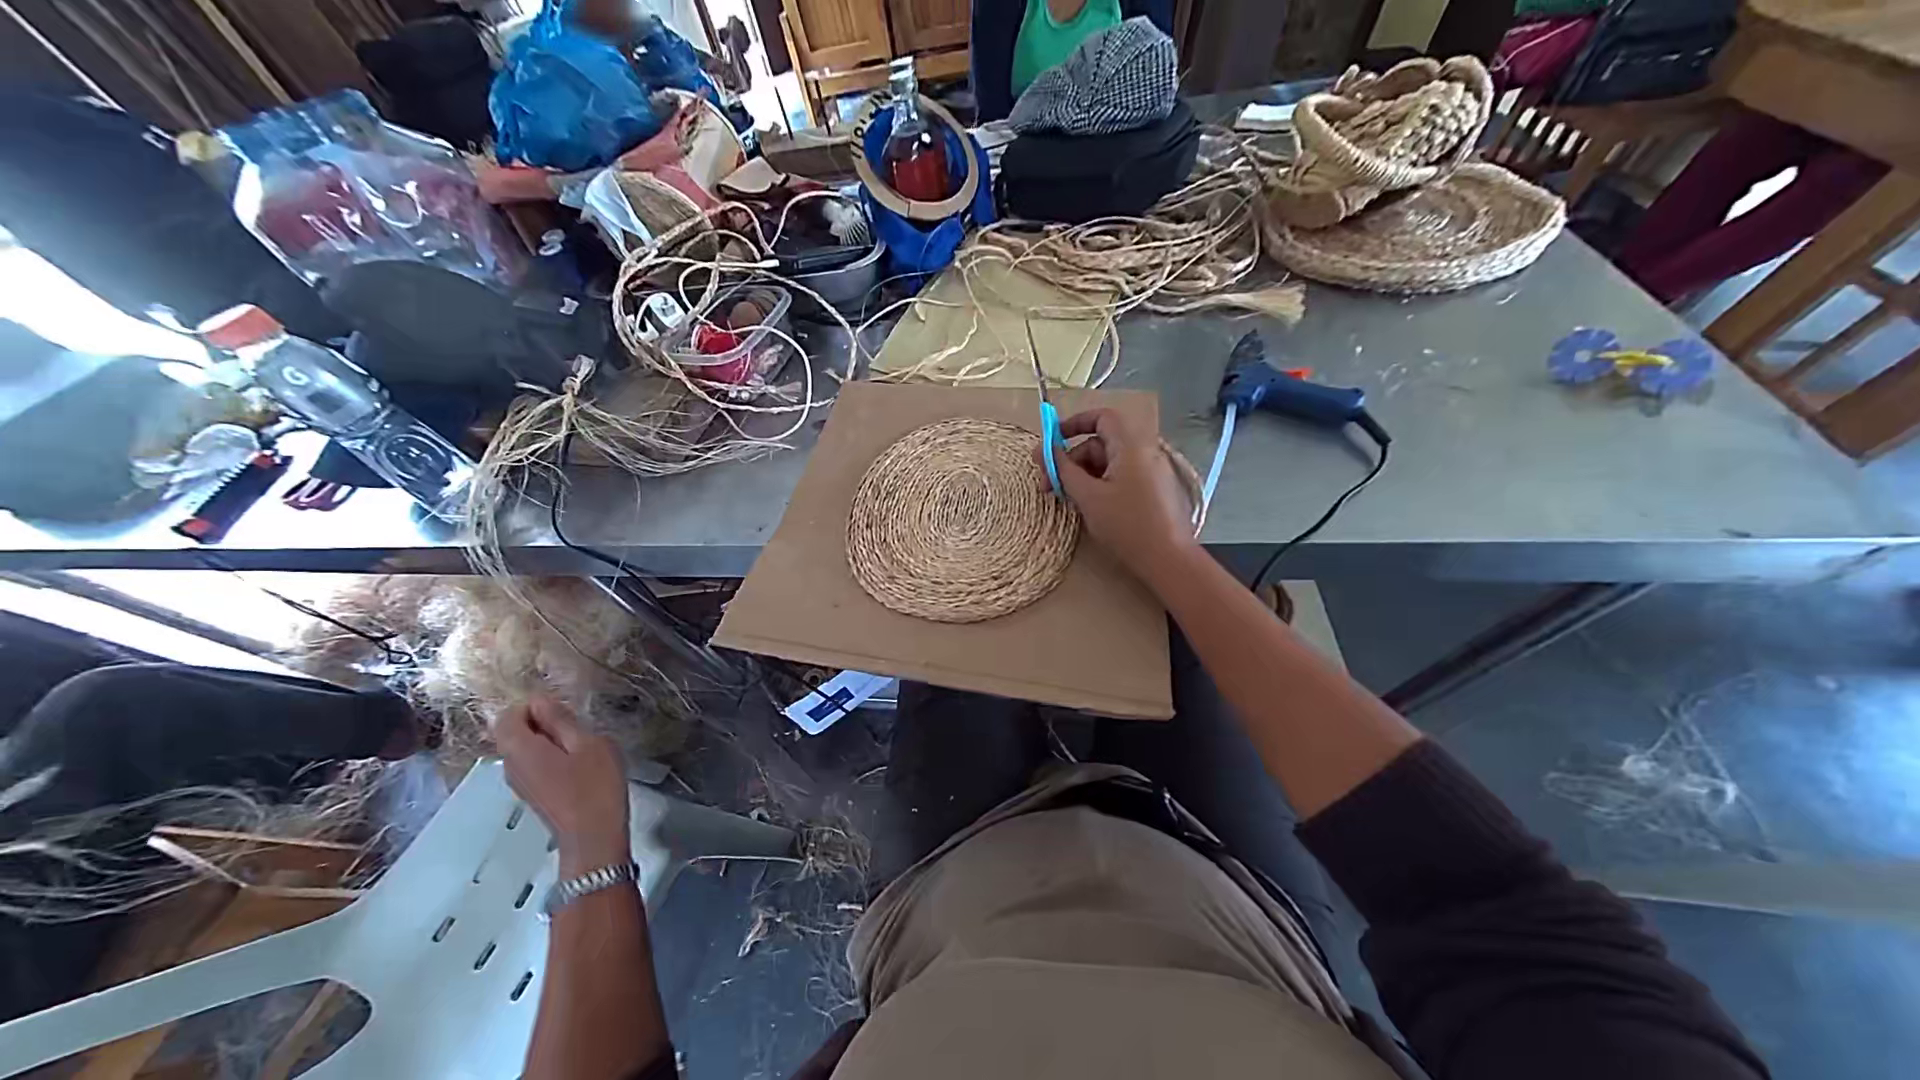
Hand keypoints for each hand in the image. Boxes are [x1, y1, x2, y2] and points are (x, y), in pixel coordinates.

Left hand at [497, 697, 630, 874]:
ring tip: (580, 745)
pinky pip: (530, 764)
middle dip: (539, 722)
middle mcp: (510, 766)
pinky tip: (576, 765)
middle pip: (512, 732)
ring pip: (522, 749)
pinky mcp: (531, 794)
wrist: (593, 836)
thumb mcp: (587, 743)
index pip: (507, 715)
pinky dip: (548, 756)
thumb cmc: (594, 785)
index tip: (564, 712)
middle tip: (576, 727)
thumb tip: (539, 700)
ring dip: (546, 740)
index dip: (532, 706)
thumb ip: (560, 720)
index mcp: (520, 750)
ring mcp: (518, 783)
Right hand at [1044, 407, 1201, 586]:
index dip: (1073, 424)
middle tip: (1048, 484)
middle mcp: (1144, 452)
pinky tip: (1086, 506)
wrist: (1168, 559)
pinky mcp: (1153, 490)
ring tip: (1065, 499)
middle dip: (1071, 460)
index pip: (1101, 418)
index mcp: (1131, 446)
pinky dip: (1099, 485)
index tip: (1051, 441)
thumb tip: (1047, 451)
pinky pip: (1120, 477)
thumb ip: (1064, 470)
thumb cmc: (1126, 524)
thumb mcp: (1088, 497)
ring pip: (1108, 463)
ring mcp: (1150, 472)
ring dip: (1082, 475)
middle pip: (1100, 444)